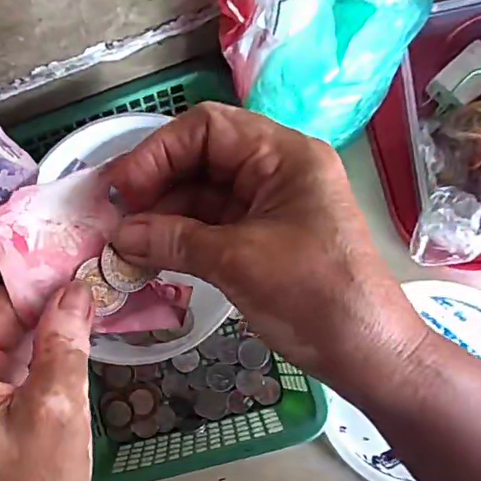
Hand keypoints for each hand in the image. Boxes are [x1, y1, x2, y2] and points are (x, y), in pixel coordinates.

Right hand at [102, 103, 427, 396]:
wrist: (365, 350)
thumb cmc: (313, 293)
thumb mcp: (239, 261)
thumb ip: (175, 241)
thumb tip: (119, 235)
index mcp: (283, 155)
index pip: (208, 129)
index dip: (157, 152)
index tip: (121, 189)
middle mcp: (276, 172)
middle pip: (202, 161)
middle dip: (156, 187)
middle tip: (114, 218)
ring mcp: (269, 208)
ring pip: (203, 198)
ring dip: (163, 217)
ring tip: (124, 243)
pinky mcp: (262, 242)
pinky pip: (212, 229)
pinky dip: (181, 240)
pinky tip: (149, 254)